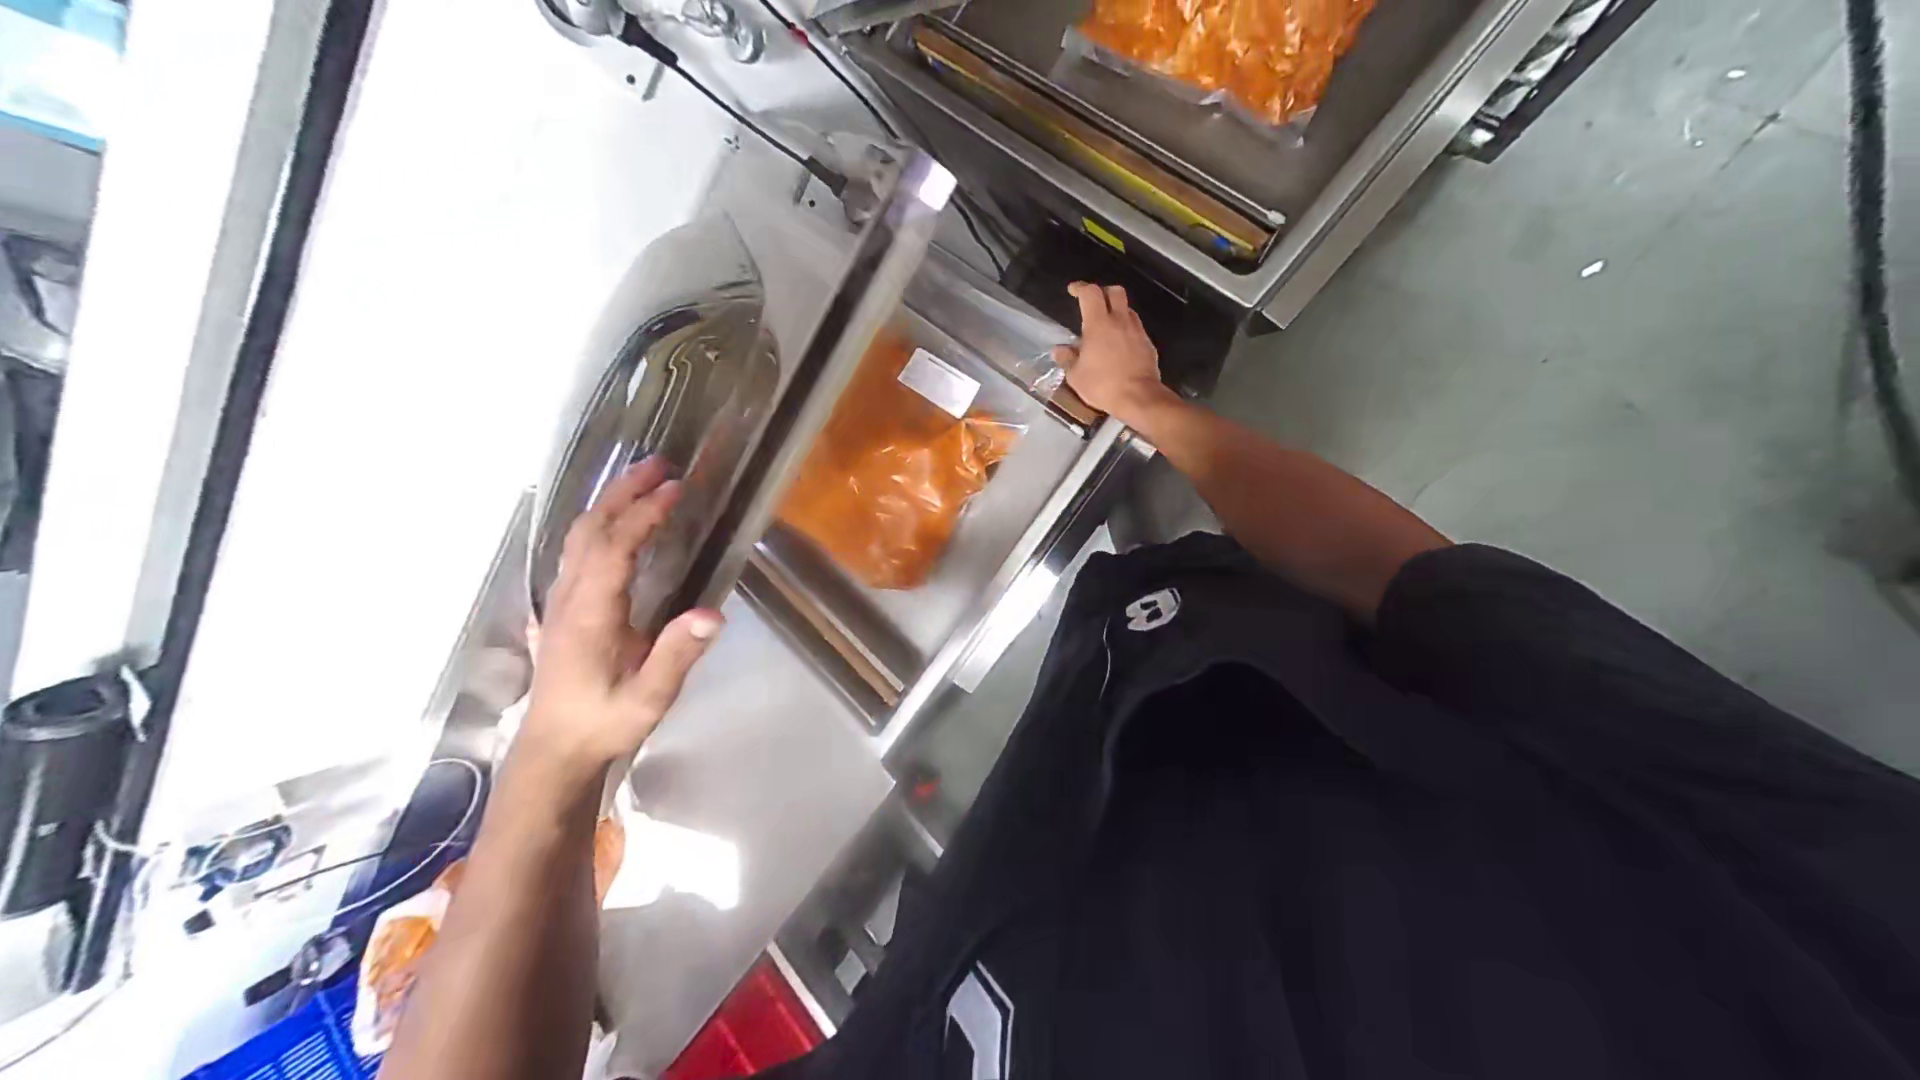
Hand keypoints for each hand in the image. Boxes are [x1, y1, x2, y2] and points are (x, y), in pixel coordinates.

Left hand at [520, 457, 723, 783]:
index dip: (644, 513)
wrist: (554, 749)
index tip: (675, 488)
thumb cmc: (604, 722)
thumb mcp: (648, 698)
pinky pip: (576, 551)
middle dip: (623, 492)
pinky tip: (614, 523)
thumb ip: (676, 655)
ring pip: (578, 537)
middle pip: (590, 529)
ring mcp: (559, 601)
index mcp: (591, 613)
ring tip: (641, 481)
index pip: (615, 547)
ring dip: (609, 503)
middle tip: (658, 464)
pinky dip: (598, 524)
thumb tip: (712, 615)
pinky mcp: (560, 608)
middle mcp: (569, 597)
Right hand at [1053, 282, 1174, 425]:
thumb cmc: (1103, 385)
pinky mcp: (1148, 344)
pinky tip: (1119, 344)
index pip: (1091, 293)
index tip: (1073, 290)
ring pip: (1128, 309)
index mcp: (1099, 325)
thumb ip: (1067, 359)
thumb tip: (1059, 350)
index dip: (1081, 287)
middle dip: (1103, 292)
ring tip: (1107, 325)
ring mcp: (1137, 331)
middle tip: (1094, 303)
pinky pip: (1136, 328)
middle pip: (1115, 291)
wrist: (1138, 397)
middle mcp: (1120, 321)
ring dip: (1117, 311)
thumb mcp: (1076, 376)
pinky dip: (1126, 329)